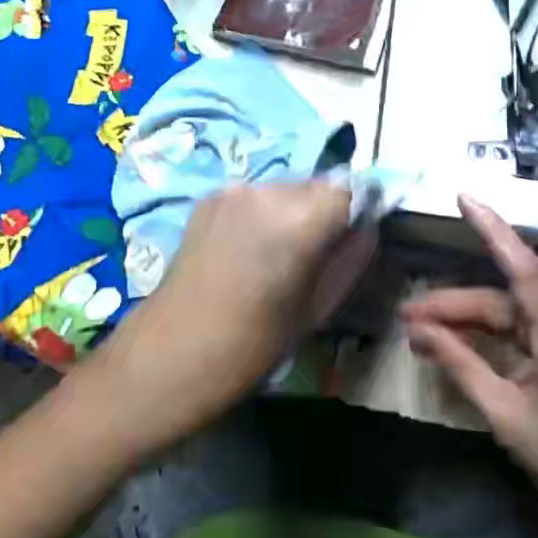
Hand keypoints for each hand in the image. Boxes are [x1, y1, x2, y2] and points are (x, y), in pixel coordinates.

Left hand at [79, 182, 373, 449]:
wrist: (169, 353)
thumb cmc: (251, 346)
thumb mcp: (315, 310)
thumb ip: (350, 260)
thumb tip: (368, 227)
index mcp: (297, 221)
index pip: (349, 189)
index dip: (359, 207)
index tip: (356, 233)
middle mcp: (267, 191)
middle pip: (318, 184)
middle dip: (327, 209)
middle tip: (320, 251)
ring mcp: (234, 190)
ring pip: (287, 187)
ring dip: (296, 210)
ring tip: (281, 253)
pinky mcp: (210, 197)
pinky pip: (256, 195)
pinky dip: (265, 212)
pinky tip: (250, 248)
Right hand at [401, 196, 537, 537]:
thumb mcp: (507, 417)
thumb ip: (462, 366)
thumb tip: (417, 330)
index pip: (523, 269)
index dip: (493, 229)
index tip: (464, 197)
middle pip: (500, 301)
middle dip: (451, 306)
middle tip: (406, 319)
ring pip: (505, 316)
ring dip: (464, 322)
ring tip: (418, 333)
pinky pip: (518, 333)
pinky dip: (485, 336)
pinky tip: (451, 344)